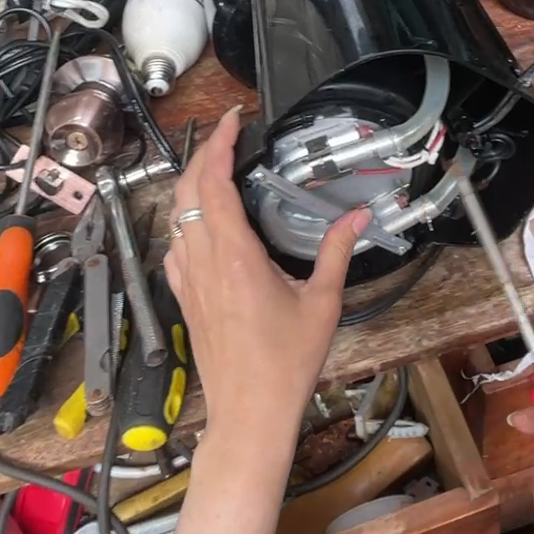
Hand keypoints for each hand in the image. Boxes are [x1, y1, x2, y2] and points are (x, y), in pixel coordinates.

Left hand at [164, 106, 367, 442]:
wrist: (249, 413)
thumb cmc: (285, 362)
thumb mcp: (322, 302)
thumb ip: (337, 252)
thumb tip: (358, 218)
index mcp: (235, 255)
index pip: (214, 182)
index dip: (220, 144)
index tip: (234, 120)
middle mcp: (203, 260)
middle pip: (188, 188)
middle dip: (204, 152)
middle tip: (229, 134)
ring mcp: (187, 278)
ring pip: (177, 213)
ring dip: (192, 182)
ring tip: (218, 167)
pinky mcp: (183, 296)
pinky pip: (175, 243)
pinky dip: (185, 217)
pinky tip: (203, 221)